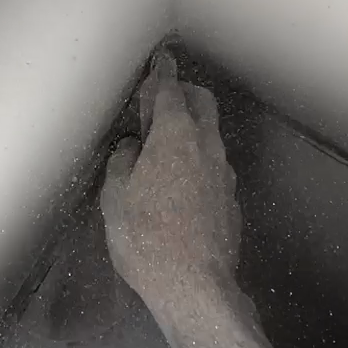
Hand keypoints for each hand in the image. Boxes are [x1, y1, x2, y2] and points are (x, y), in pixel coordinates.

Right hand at [99, 52, 241, 312]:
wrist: (196, 287)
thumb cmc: (147, 237)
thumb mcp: (116, 197)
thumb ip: (123, 162)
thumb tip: (132, 147)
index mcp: (176, 136)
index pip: (170, 91)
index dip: (163, 73)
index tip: (163, 59)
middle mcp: (206, 145)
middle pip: (202, 103)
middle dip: (185, 92)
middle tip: (164, 100)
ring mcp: (223, 173)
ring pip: (211, 134)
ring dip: (193, 128)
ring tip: (168, 145)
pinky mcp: (230, 199)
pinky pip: (214, 165)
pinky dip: (198, 160)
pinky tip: (182, 183)